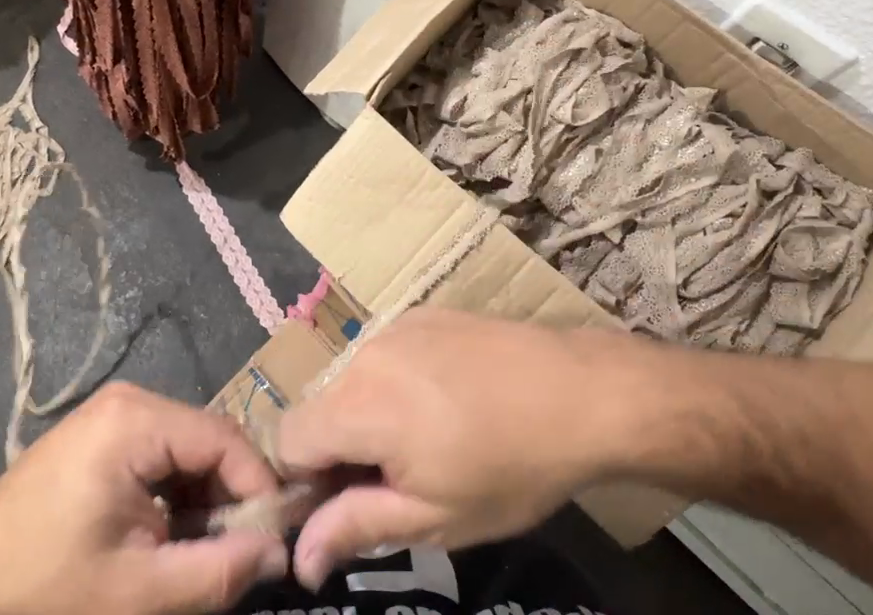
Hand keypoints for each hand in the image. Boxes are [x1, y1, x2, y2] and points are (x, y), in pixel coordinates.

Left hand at [0, 383, 288, 614]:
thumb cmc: (46, 593)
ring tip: (201, 554)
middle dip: (230, 497)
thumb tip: (280, 552)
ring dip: (202, 500)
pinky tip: (166, 540)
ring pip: (183, 450)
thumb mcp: (140, 593)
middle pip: (206, 440)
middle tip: (239, 556)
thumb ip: (219, 570)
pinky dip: (173, 496)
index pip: (227, 439)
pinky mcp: (92, 439)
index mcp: (133, 420)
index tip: (274, 545)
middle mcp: (123, 402)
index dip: (259, 491)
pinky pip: (155, 457)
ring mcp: (104, 417)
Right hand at [277, 309, 666, 588]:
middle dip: (342, 448)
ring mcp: (394, 328)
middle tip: (401, 478)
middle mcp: (365, 355)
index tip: (350, 500)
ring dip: (370, 415)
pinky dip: (398, 384)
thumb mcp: (435, 517)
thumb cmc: (511, 467)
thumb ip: (356, 527)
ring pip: (353, 382)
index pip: (286, 438)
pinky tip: (450, 401)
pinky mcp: (422, 314)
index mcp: (359, 406)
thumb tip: (299, 558)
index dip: (305, 479)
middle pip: (320, 409)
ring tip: (433, 438)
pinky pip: (386, 356)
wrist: (587, 394)